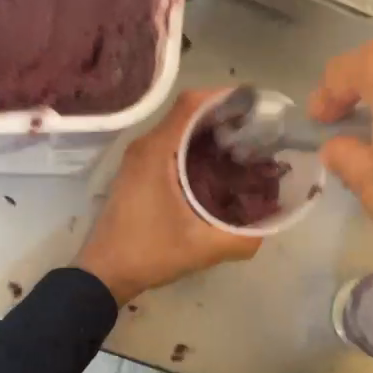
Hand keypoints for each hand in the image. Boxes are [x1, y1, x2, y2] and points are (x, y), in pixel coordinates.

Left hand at [75, 89, 260, 304]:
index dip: (225, 98)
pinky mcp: (138, 172)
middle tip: (258, 132)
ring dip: (210, 133)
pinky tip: (218, 168)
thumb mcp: (203, 248)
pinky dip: (195, 148)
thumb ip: (242, 238)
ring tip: (245, 147)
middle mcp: (146, 146)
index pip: (192, 103)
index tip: (256, 108)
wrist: (104, 273)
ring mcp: (138, 159)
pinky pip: (171, 146)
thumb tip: (268, 229)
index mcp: (157, 151)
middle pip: (188, 113)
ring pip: (179, 129)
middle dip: (224, 117)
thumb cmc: (149, 253)